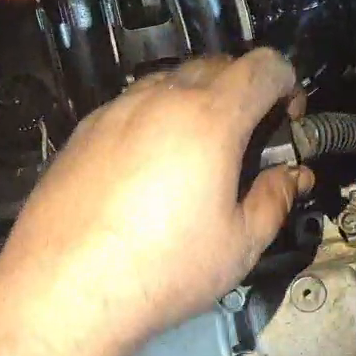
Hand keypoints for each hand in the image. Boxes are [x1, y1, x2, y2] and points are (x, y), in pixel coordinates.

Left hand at [0, 49, 312, 355]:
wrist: (63, 290)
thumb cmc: (161, 271)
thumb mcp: (239, 244)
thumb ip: (274, 200)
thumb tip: (292, 178)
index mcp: (210, 119)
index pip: (262, 67)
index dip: (287, 83)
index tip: (288, 114)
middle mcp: (161, 100)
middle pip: (217, 66)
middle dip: (244, 91)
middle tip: (250, 140)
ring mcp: (116, 111)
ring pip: (170, 83)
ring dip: (197, 102)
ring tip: (200, 155)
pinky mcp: (84, 132)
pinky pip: (132, 107)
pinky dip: (156, 121)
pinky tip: (151, 170)